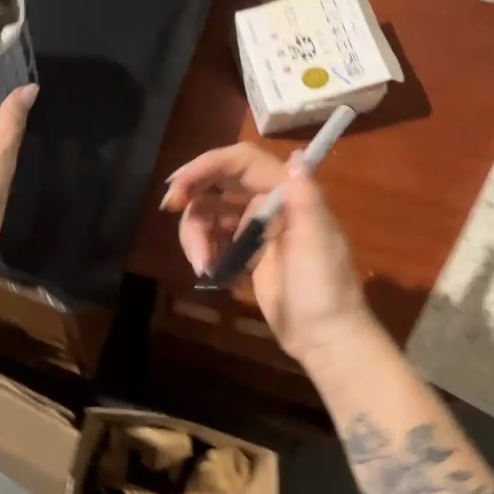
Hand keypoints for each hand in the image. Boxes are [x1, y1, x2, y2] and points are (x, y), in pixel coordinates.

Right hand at [161, 143, 366, 364]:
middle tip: (168, 208)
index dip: (207, 165)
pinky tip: (208, 271)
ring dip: (195, 233)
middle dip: (191, 194)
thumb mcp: (316, 242)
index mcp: (287, 193)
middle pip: (217, 184)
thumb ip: (305, 198)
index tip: (179, 183)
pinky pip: (212, 238)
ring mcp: (254, 229)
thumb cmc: (325, 288)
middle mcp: (268, 203)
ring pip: (208, 213)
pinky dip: (202, 250)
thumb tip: (295, 157)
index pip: (240, 162)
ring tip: (201, 264)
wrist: (325, 337)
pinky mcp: (244, 252)